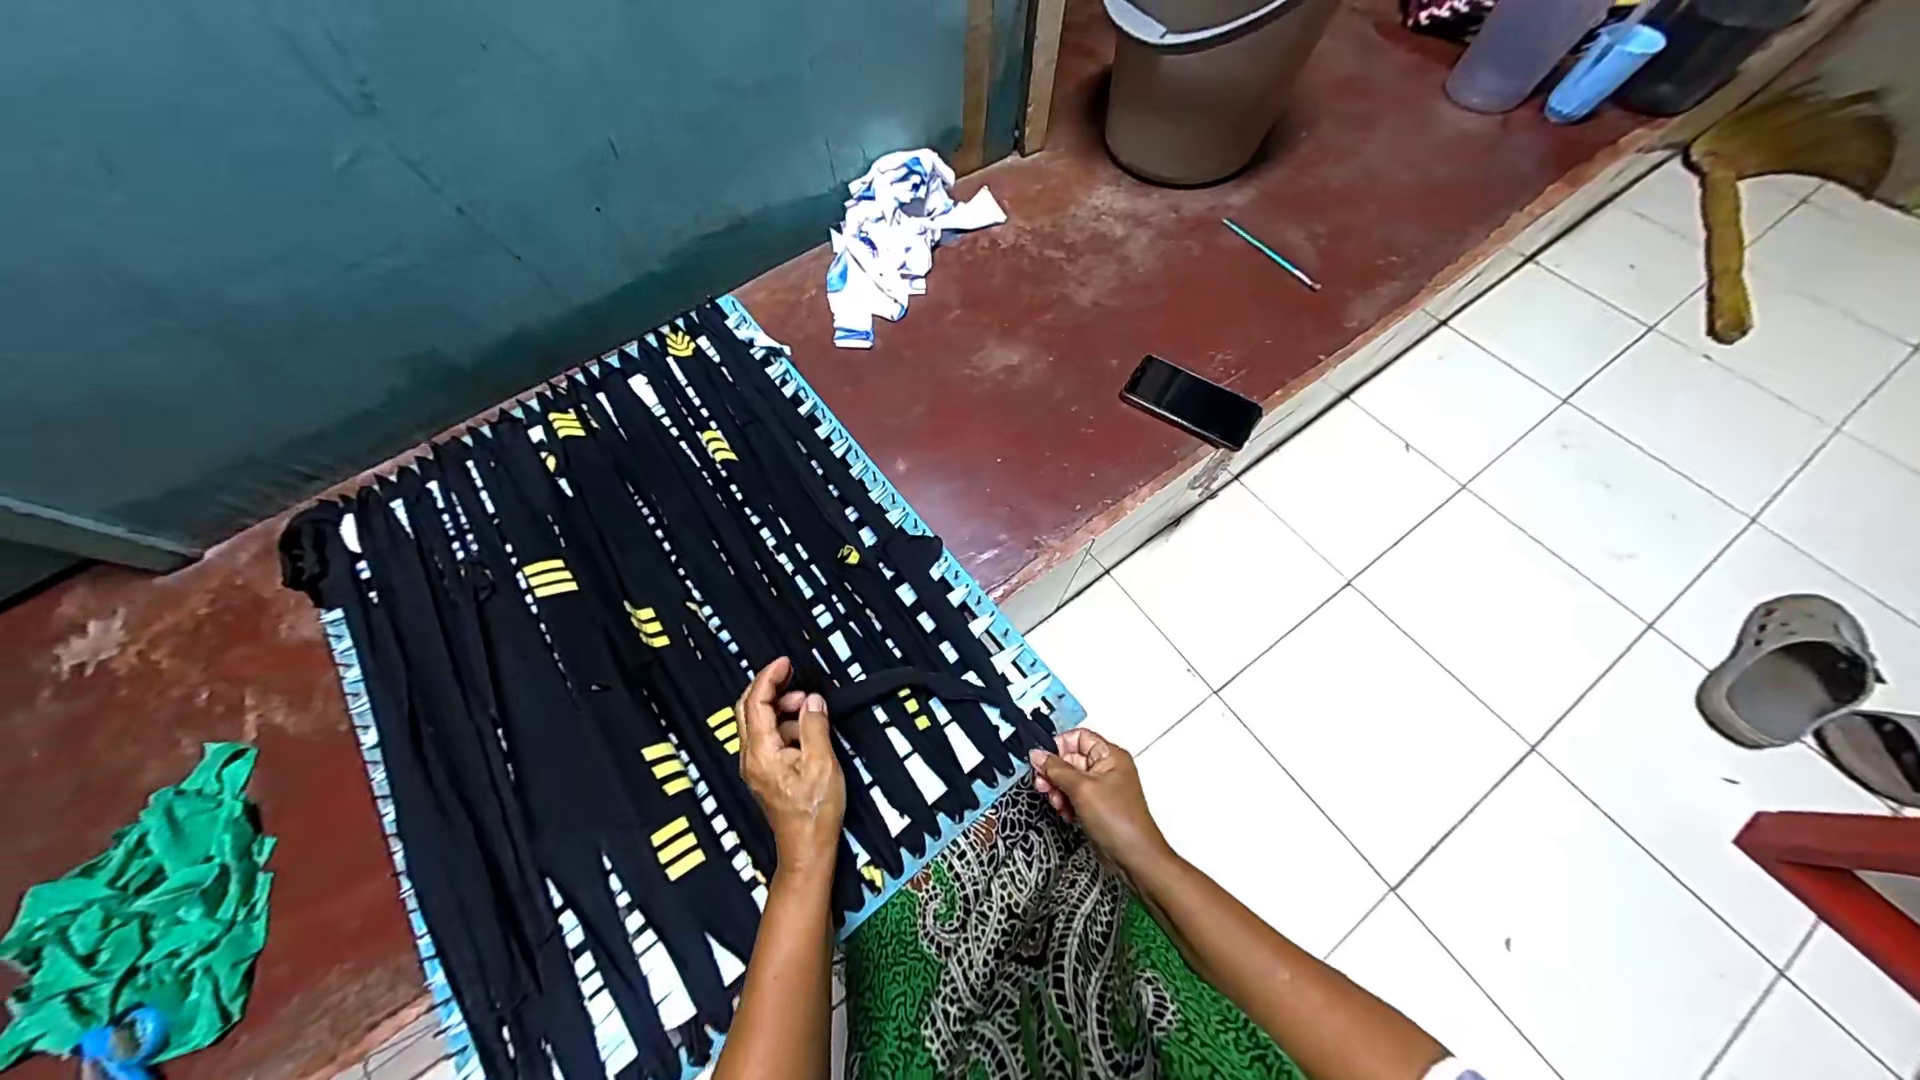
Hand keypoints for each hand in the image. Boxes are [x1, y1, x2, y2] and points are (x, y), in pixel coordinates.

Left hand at [737, 657, 845, 877]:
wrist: (808, 849)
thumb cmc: (815, 810)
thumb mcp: (822, 762)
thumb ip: (814, 726)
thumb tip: (812, 700)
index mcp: (761, 752)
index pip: (756, 703)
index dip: (769, 678)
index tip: (786, 663)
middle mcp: (751, 757)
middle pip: (749, 710)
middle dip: (771, 689)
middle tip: (796, 680)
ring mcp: (756, 766)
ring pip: (760, 724)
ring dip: (782, 708)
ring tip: (810, 709)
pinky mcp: (766, 773)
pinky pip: (769, 738)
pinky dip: (785, 725)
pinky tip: (807, 730)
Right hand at [1029, 728, 1170, 875]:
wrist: (1135, 858)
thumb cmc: (1118, 821)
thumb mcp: (1082, 789)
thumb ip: (1056, 769)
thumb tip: (1037, 754)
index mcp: (1110, 755)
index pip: (1078, 737)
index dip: (1059, 746)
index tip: (1043, 761)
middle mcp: (1106, 767)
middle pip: (1070, 758)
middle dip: (1054, 772)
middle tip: (1043, 785)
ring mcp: (1101, 787)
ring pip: (1069, 778)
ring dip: (1058, 789)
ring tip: (1057, 803)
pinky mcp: (1096, 805)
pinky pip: (1073, 795)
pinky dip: (1065, 802)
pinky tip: (1065, 813)